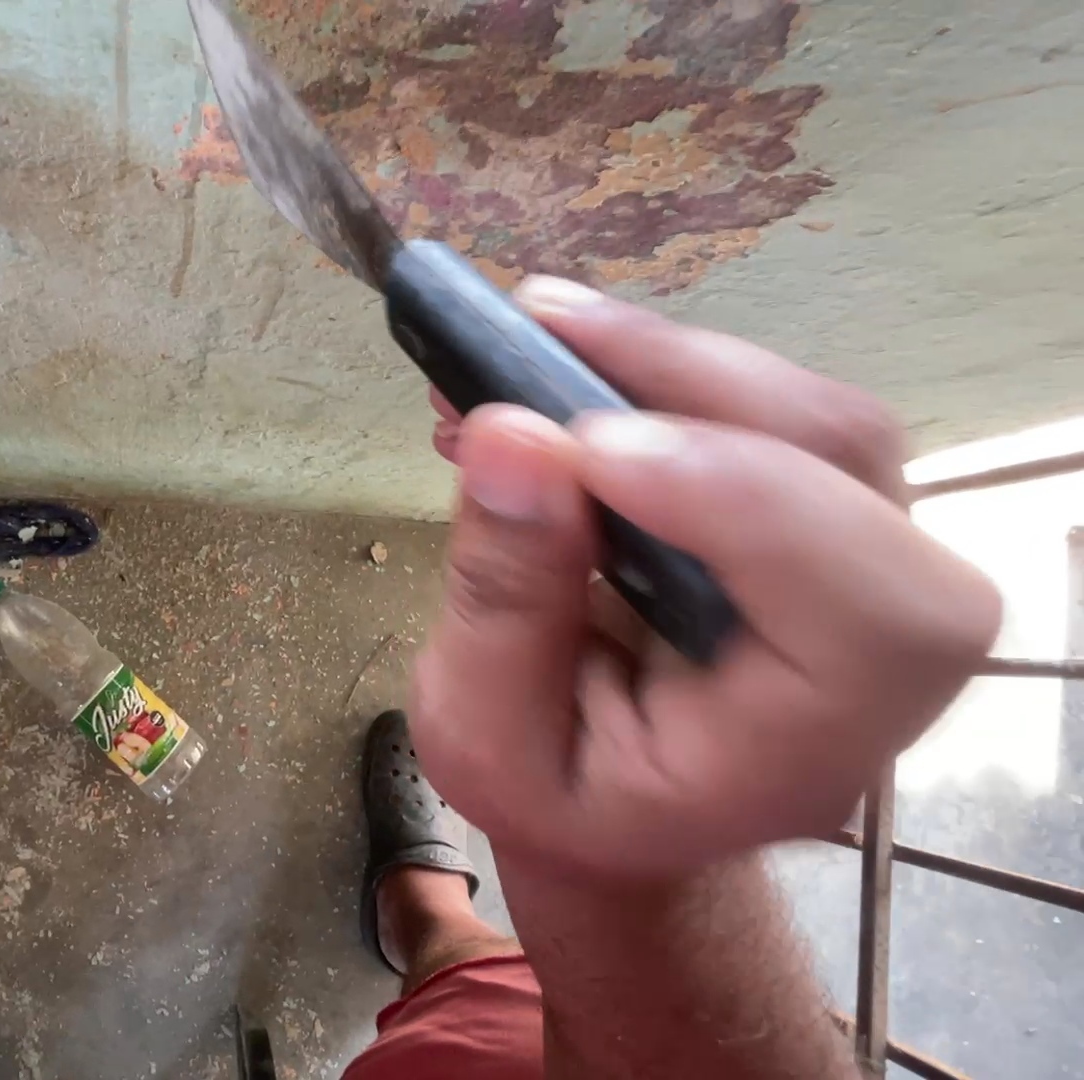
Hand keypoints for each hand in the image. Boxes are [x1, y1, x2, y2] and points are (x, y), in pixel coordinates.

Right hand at [409, 276, 1001, 877]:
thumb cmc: (541, 792)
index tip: (574, 445)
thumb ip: (501, 602)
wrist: (598, 802)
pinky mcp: (779, 517)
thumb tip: (508, 439)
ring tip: (518, 335)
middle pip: (840, 467)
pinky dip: (638, 376)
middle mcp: (859, 640)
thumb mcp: (481, 728)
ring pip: (796, 416)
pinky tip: (543, 370)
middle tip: (526, 328)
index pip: (870, 613)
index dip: (744, 503)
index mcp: (802, 745)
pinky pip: (739, 416)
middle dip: (678, 379)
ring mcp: (832, 563)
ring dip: (651, 360)